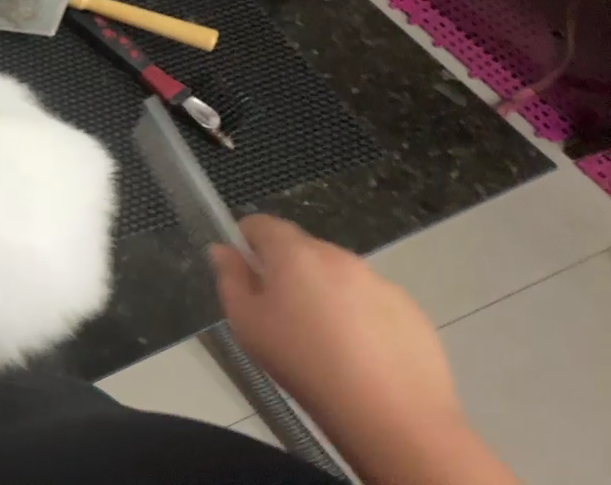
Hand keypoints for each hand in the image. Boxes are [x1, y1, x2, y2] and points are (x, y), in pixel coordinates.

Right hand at [212, 215, 514, 484]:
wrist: (392, 416)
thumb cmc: (303, 362)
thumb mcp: (246, 321)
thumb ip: (230, 278)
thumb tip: (225, 251)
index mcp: (295, 254)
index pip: (263, 223)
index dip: (247, 240)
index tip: (245, 269)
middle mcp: (340, 258)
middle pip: (303, 249)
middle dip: (288, 268)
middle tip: (281, 309)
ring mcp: (382, 284)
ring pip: (339, 275)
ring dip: (325, 291)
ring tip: (324, 336)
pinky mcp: (414, 313)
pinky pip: (373, 301)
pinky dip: (360, 314)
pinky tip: (359, 352)